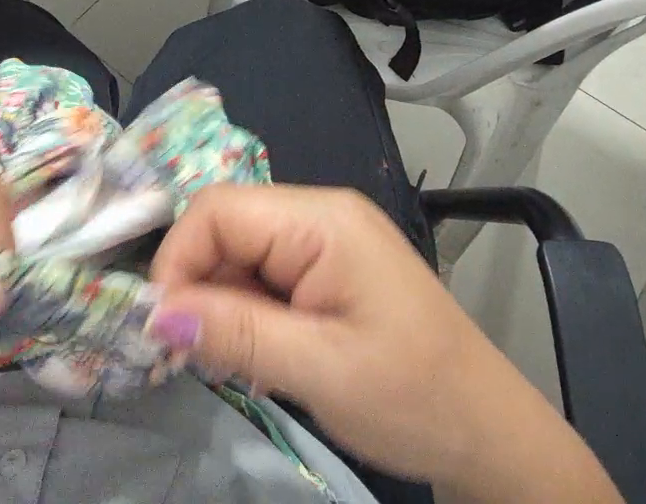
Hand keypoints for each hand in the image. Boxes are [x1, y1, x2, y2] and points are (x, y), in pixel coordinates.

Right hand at [146, 185, 619, 503]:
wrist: (492, 436)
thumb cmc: (416, 398)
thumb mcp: (319, 370)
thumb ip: (233, 332)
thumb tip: (154, 315)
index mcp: (323, 220)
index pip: (218, 210)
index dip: (178, 260)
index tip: (164, 329)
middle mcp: (320, 215)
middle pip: (225, 228)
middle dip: (198, 288)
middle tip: (196, 356)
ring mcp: (325, 242)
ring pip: (237, 256)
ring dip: (221, 306)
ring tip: (235, 362)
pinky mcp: (327, 271)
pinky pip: (261, 276)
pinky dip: (244, 314)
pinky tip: (259, 354)